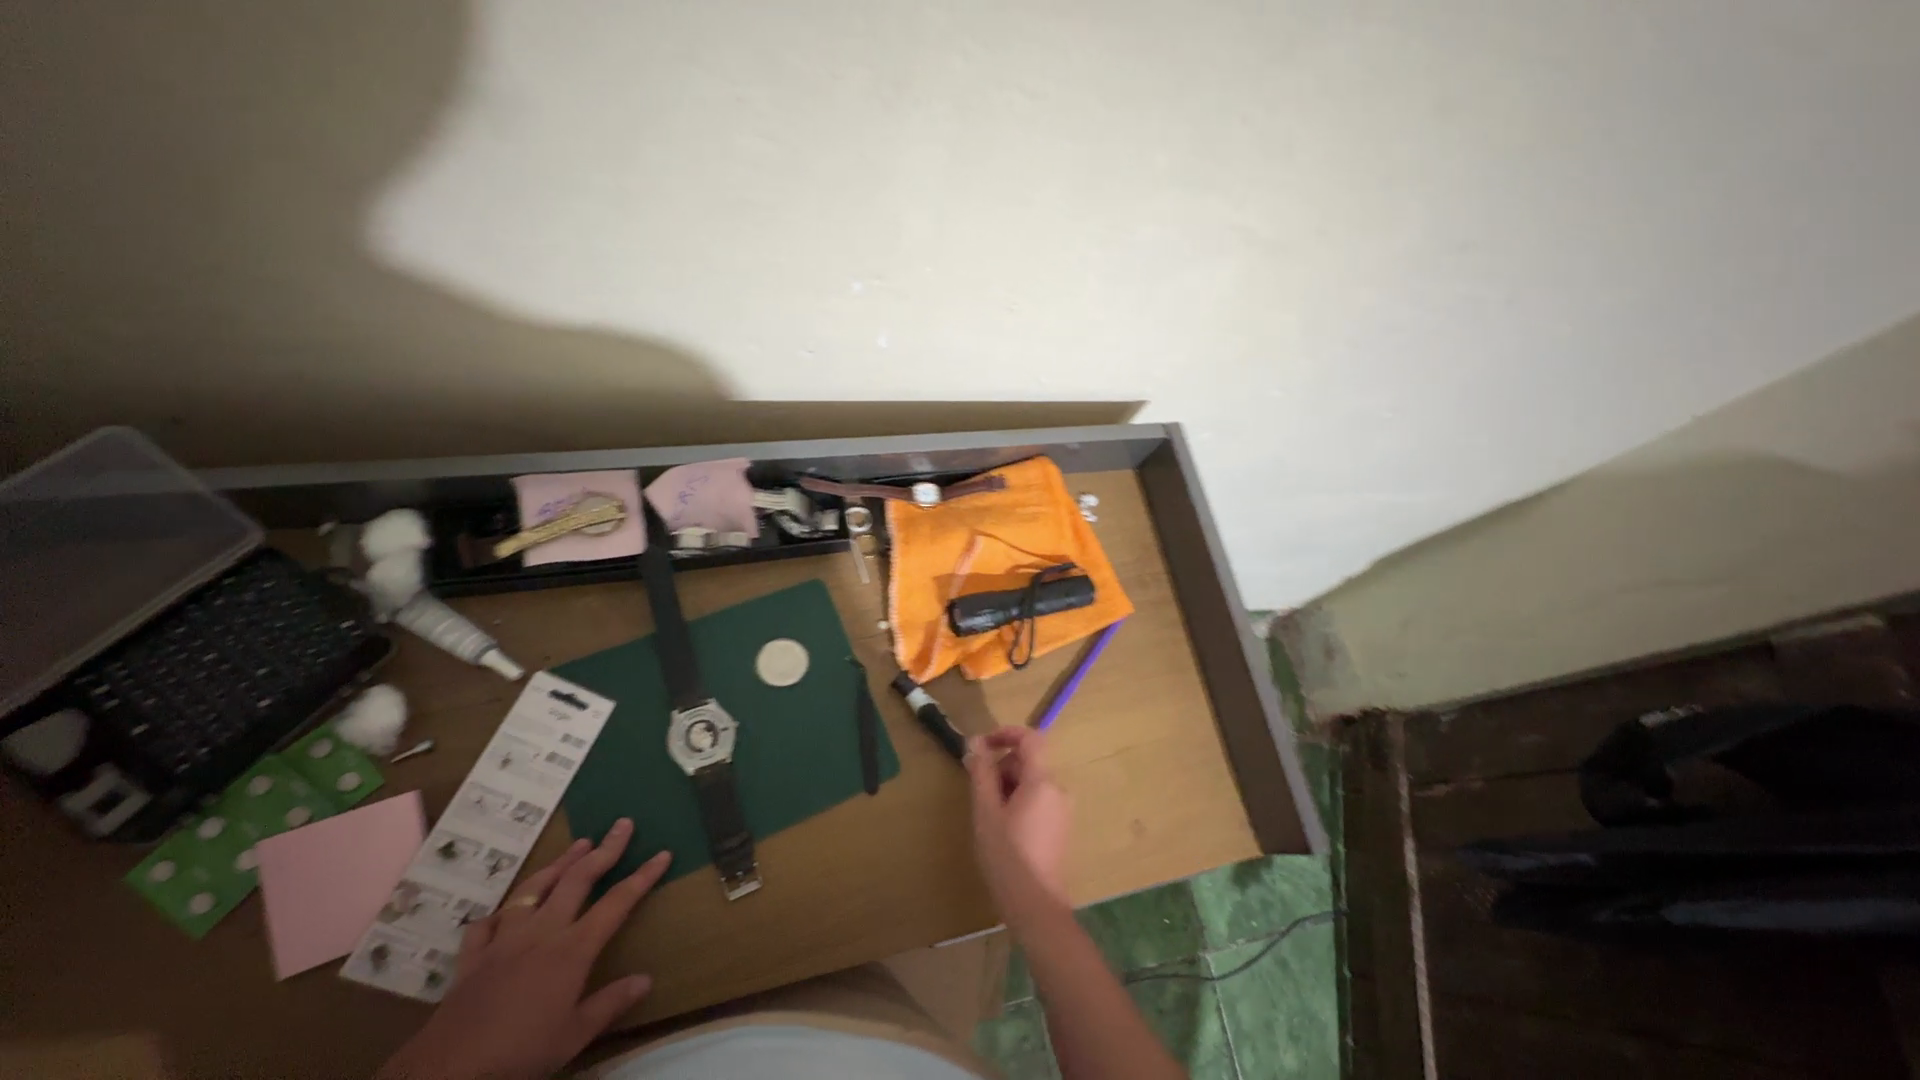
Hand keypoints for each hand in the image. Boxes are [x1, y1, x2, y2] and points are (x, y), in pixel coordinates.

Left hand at [377, 820, 671, 1079]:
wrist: (451, 1068)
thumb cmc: (522, 1051)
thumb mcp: (575, 1035)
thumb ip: (610, 1003)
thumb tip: (647, 979)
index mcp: (572, 950)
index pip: (616, 903)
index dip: (643, 877)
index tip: (662, 854)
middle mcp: (541, 932)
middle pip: (577, 880)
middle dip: (604, 850)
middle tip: (621, 825)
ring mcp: (503, 940)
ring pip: (534, 889)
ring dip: (559, 863)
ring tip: (577, 845)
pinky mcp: (473, 956)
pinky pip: (487, 923)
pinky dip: (500, 912)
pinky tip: (504, 911)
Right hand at [966, 727, 1072, 923]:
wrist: (1035, 904)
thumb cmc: (1006, 856)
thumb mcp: (986, 811)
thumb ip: (981, 773)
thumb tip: (976, 742)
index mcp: (1043, 781)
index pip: (1030, 738)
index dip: (1005, 734)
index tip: (981, 745)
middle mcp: (1059, 789)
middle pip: (1029, 762)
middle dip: (1002, 768)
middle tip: (980, 794)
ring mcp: (1063, 809)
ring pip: (1032, 782)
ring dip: (1009, 787)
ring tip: (991, 817)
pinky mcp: (1061, 826)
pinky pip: (1039, 800)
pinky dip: (1020, 802)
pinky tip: (1005, 829)